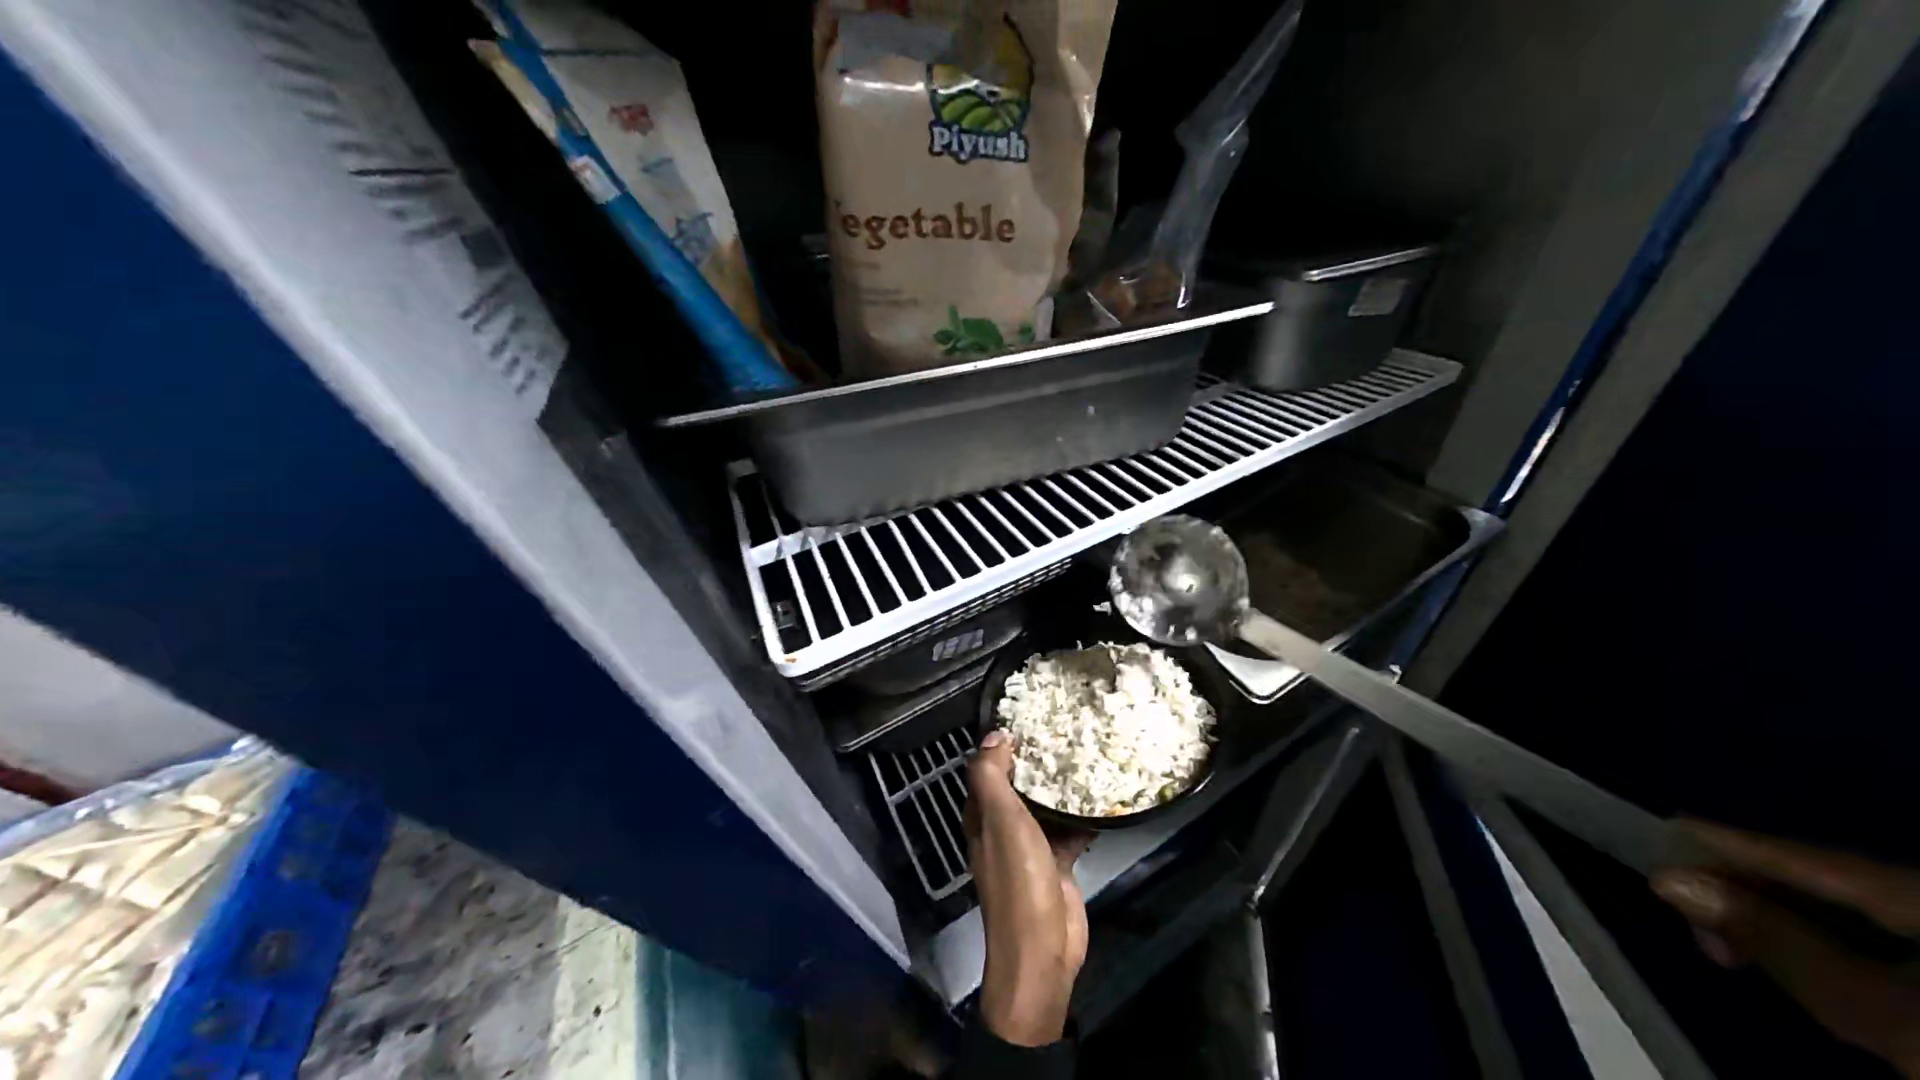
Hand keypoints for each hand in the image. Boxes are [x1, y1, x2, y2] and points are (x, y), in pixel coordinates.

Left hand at [966, 730, 1092, 1045]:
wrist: (1043, 948)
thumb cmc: (1018, 878)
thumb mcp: (1000, 820)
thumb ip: (992, 776)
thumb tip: (994, 734)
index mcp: (983, 817)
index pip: (988, 771)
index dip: (1002, 745)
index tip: (1027, 717)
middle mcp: (1003, 828)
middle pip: (1019, 786)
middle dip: (1037, 761)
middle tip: (1065, 729)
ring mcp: (1032, 847)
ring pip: (1046, 807)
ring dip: (1061, 786)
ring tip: (1086, 753)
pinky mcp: (1058, 864)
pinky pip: (1069, 831)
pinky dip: (1083, 816)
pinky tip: (1104, 796)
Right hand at [1652, 819, 1919, 1076]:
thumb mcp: (1885, 1017)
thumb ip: (1777, 942)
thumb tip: (1673, 879)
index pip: (1807, 857)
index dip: (1730, 844)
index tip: (1664, 834)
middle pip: (1835, 883)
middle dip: (1758, 898)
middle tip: (1708, 934)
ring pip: (1865, 912)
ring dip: (1793, 925)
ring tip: (1745, 951)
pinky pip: (1893, 934)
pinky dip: (1841, 944)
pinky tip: (1815, 962)